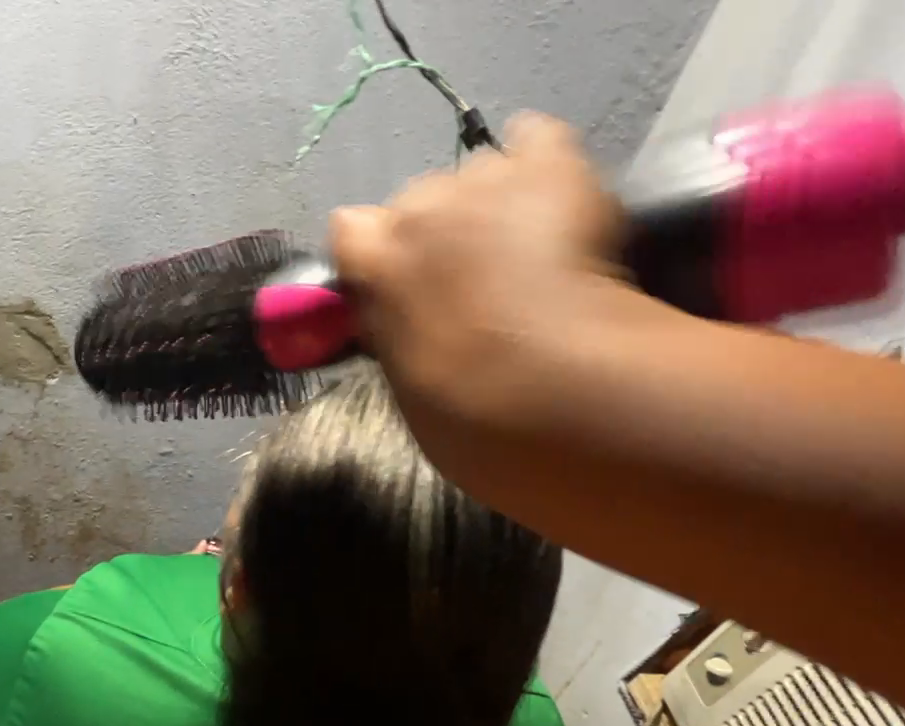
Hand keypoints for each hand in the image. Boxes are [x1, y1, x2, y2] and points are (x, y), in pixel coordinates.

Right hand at [327, 113, 634, 409]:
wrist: (546, 381)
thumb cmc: (460, 407)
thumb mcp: (398, 376)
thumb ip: (389, 328)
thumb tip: (396, 322)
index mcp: (375, 261)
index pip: (349, 230)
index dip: (373, 253)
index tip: (394, 282)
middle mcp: (419, 207)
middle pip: (416, 200)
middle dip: (437, 231)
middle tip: (471, 281)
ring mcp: (483, 181)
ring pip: (477, 175)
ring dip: (491, 205)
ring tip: (527, 251)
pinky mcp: (549, 165)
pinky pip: (536, 140)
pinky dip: (540, 162)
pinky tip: (555, 190)